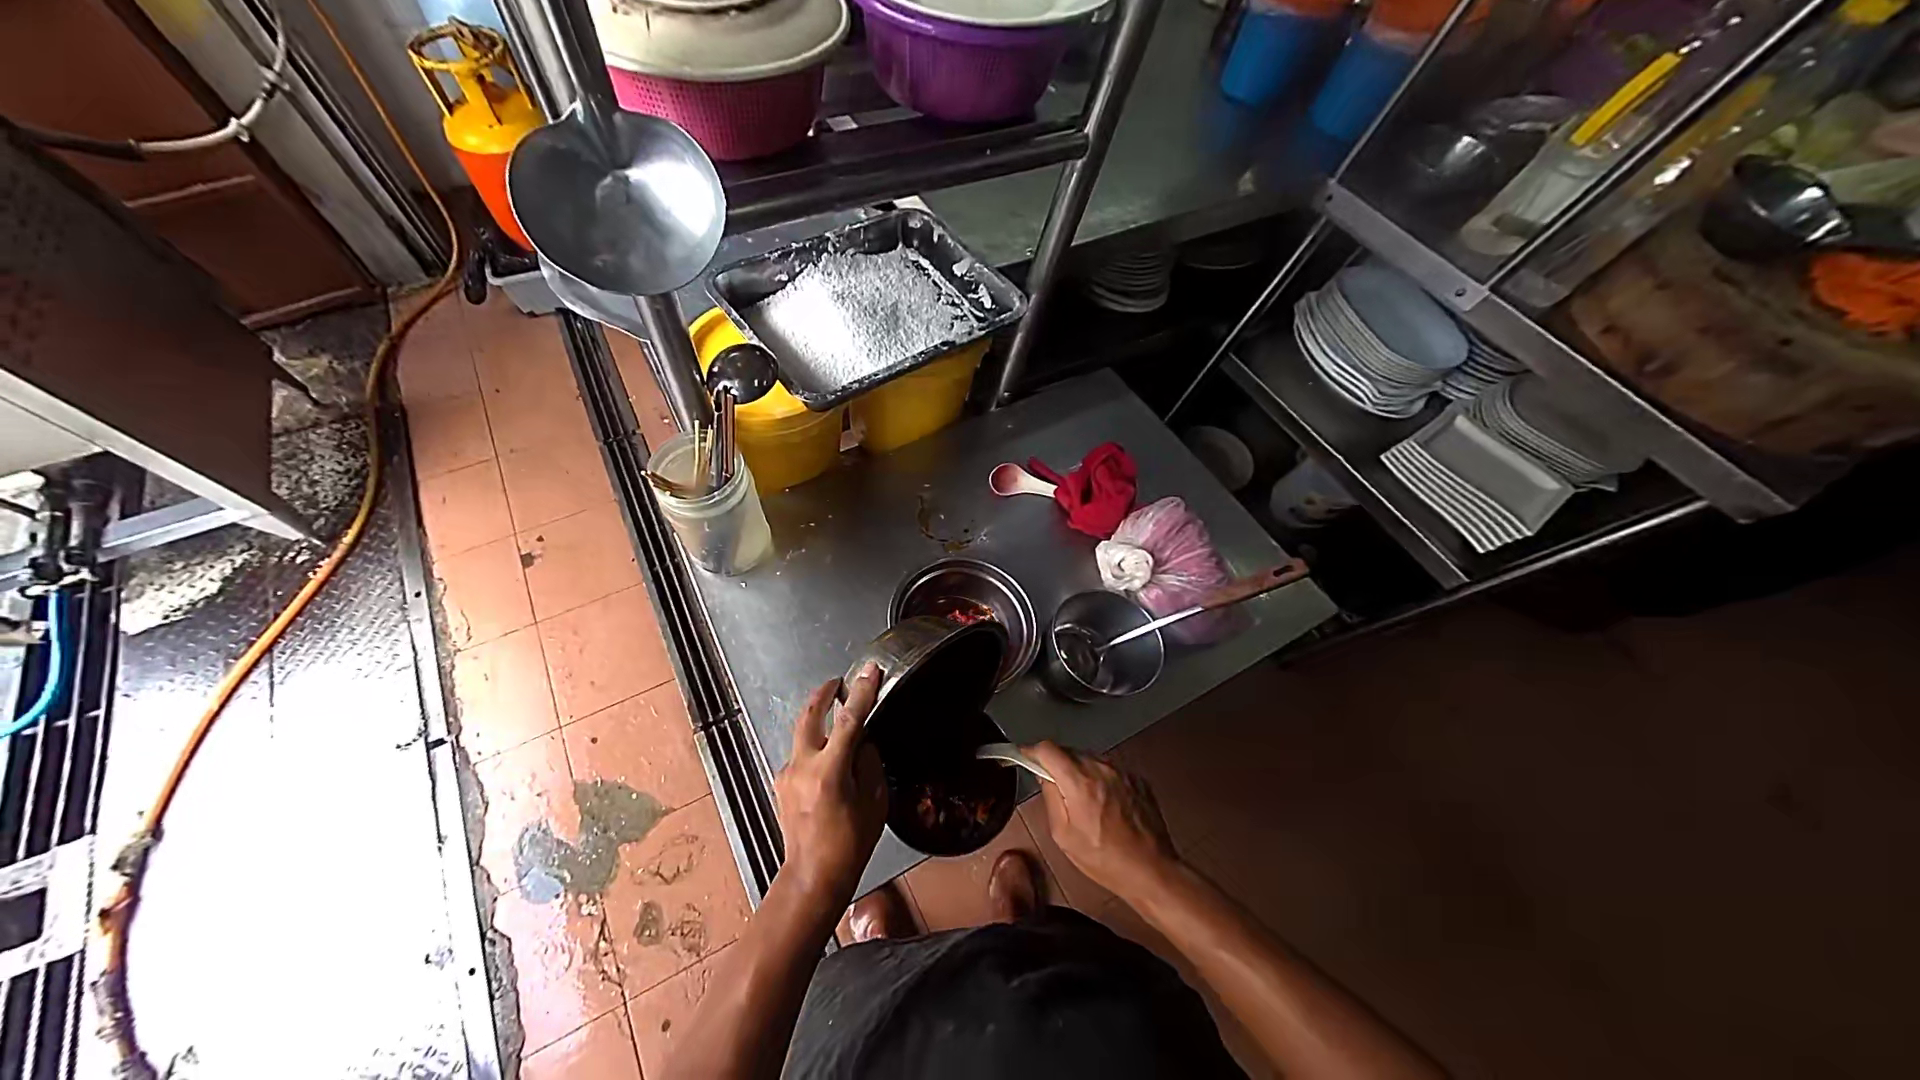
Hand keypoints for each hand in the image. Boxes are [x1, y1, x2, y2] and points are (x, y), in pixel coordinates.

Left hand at [774, 662, 887, 902]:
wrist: (813, 876)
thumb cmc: (849, 845)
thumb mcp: (874, 802)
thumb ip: (869, 763)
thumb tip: (864, 741)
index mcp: (829, 772)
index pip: (848, 720)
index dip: (862, 692)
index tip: (870, 672)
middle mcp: (802, 767)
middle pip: (809, 715)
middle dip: (823, 694)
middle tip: (838, 682)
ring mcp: (787, 774)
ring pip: (803, 735)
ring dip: (819, 723)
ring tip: (839, 724)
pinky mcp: (780, 783)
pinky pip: (800, 756)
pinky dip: (815, 749)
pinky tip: (828, 762)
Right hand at [1025, 741, 1178, 898]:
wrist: (1151, 870)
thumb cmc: (1106, 859)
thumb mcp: (1063, 835)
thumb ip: (1050, 798)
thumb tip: (1043, 776)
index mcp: (1080, 783)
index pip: (1047, 749)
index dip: (1032, 752)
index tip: (1025, 757)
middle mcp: (1102, 769)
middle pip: (1068, 751)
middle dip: (1056, 764)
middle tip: (1055, 789)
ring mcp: (1121, 772)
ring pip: (1089, 758)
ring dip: (1079, 771)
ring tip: (1083, 802)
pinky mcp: (1136, 778)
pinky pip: (1108, 769)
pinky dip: (1100, 779)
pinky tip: (1104, 804)